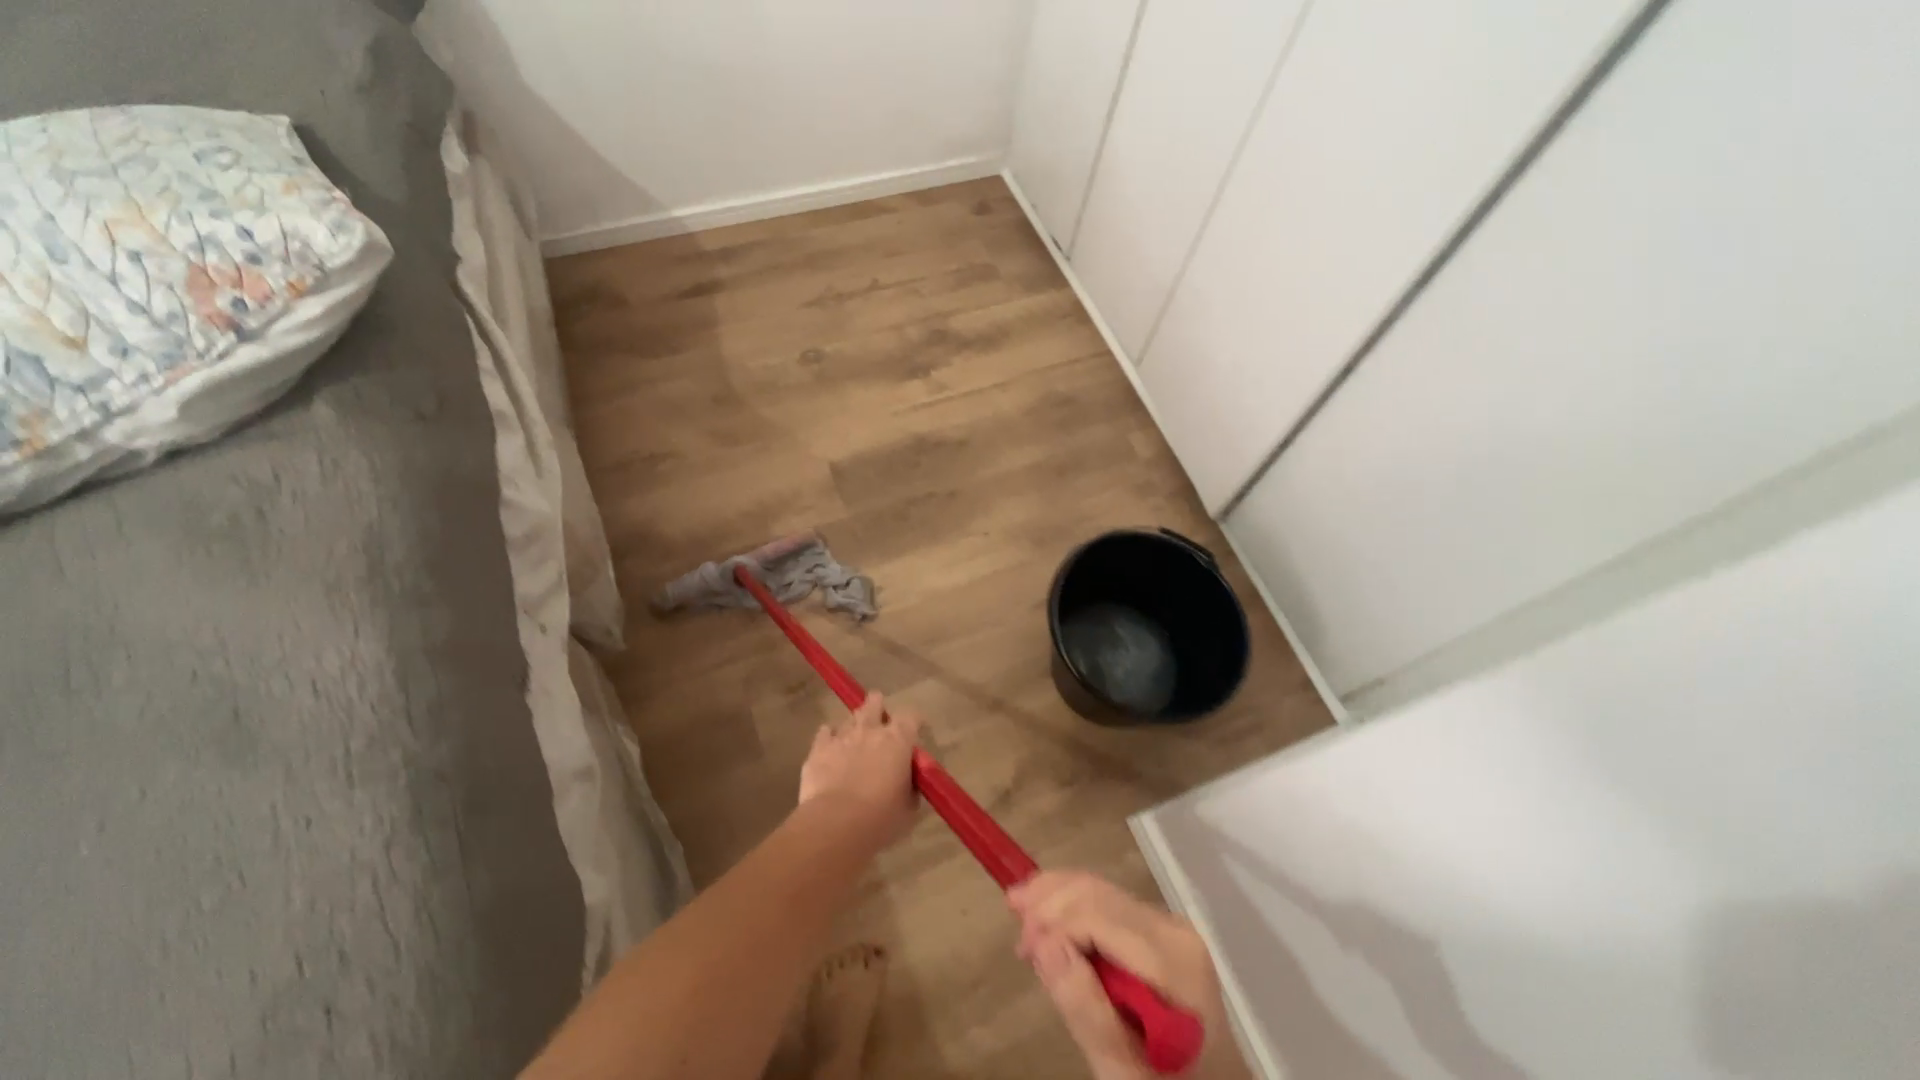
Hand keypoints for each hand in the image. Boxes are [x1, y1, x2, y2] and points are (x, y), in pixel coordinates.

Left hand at [797, 692, 921, 844]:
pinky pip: (824, 733)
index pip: (911, 716)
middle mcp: (870, 730)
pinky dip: (829, 737)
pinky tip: (831, 749)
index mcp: (898, 741)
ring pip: (849, 718)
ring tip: (854, 741)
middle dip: (878, 708)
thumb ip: (910, 787)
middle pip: (874, 703)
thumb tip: (908, 782)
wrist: (836, 824)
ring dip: (854, 726)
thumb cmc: (881, 818)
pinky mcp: (818, 749)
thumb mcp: (909, 807)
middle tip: (879, 722)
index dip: (913, 723)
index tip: (913, 733)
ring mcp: (841, 736)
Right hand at [1010, 872, 1234, 1079]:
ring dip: (1057, 899)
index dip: (1052, 922)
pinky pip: (1109, 905)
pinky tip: (1050, 920)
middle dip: (1049, 901)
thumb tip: (1046, 944)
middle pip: (1097, 894)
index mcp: (1171, 962)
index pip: (1097, 915)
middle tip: (1012, 922)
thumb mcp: (1121, 1068)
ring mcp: (1170, 928)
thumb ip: (1086, 1008)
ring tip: (1021, 912)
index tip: (1021, 951)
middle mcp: (1174, 930)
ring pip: (1100, 892)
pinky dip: (1074, 909)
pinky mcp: (1162, 933)